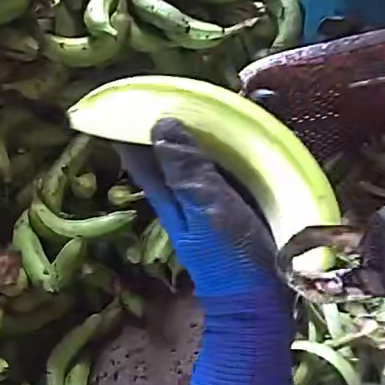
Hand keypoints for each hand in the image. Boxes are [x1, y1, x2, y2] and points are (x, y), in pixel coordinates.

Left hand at [118, 119, 292, 384]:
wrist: (259, 300)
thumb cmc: (231, 258)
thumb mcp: (208, 210)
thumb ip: (186, 170)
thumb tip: (160, 123)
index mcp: (169, 192)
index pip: (137, 149)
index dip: (128, 121)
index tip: (125, 93)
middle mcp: (184, 190)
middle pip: (170, 144)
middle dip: (173, 114)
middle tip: (179, 84)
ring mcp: (210, 195)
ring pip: (201, 149)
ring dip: (208, 124)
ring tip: (217, 95)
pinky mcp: (236, 200)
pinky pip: (229, 162)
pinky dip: (234, 142)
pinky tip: (247, 127)